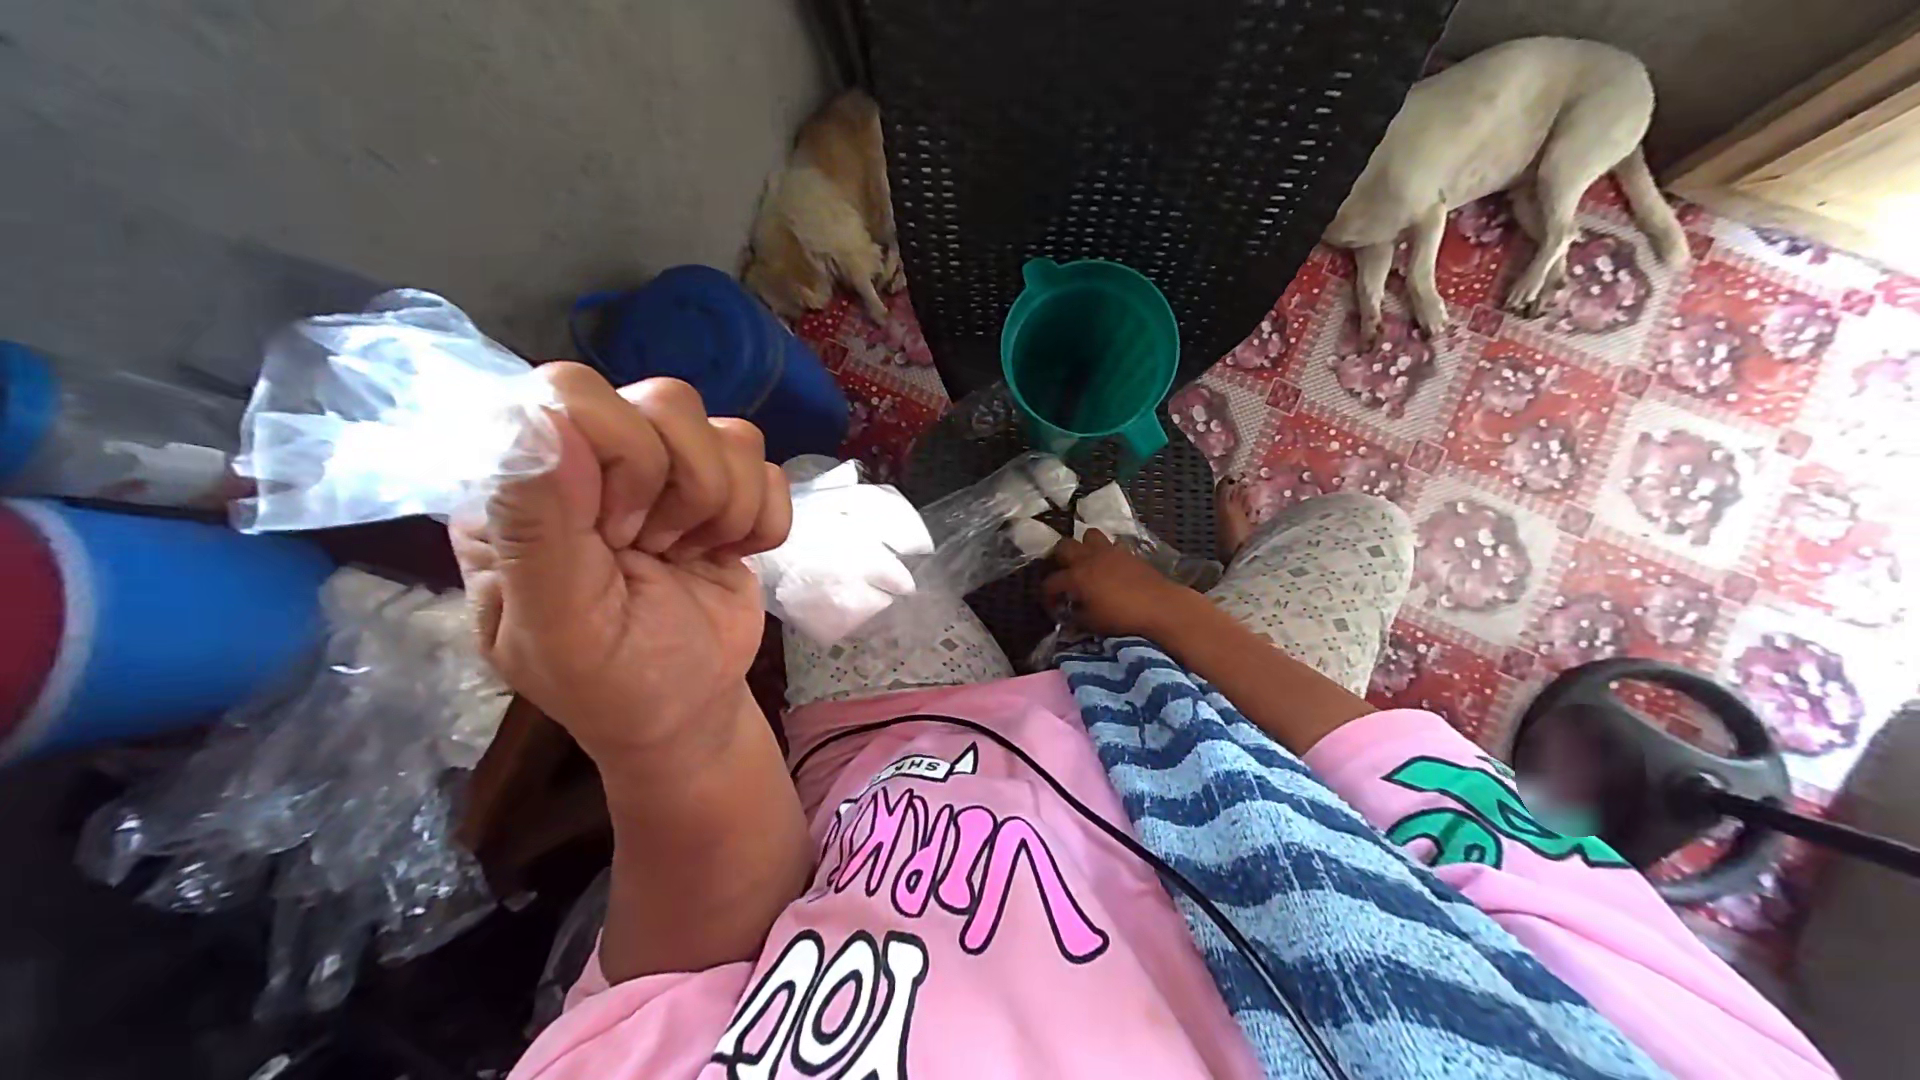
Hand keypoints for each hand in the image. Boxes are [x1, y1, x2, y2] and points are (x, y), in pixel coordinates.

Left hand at [450, 363, 790, 769]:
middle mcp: (597, 460)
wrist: (691, 710)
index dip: (618, 455)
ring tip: (689, 557)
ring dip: (723, 512)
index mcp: (527, 484)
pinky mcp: (728, 493)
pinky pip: (768, 469)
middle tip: (654, 550)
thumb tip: (546, 417)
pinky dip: (761, 524)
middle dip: (681, 493)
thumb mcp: (557, 627)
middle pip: (667, 402)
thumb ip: (537, 528)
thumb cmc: (612, 682)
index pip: (573, 393)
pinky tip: (726, 555)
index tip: (619, 534)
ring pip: (730, 432)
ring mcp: (670, 473)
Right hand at [1042, 530, 1202, 639]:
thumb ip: (1076, 615)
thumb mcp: (1092, 623)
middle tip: (1065, 576)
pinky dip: (1105, 553)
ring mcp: (1110, 552)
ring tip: (1087, 563)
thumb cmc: (1122, 618)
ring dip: (1084, 547)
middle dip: (1059, 560)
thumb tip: (1070, 610)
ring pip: (1088, 535)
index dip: (1047, 595)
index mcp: (1077, 576)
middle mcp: (1089, 558)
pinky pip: (1110, 544)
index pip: (1051, 582)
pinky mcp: (1128, 552)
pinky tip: (1109, 568)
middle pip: (1064, 546)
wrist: (1161, 607)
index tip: (1052, 606)